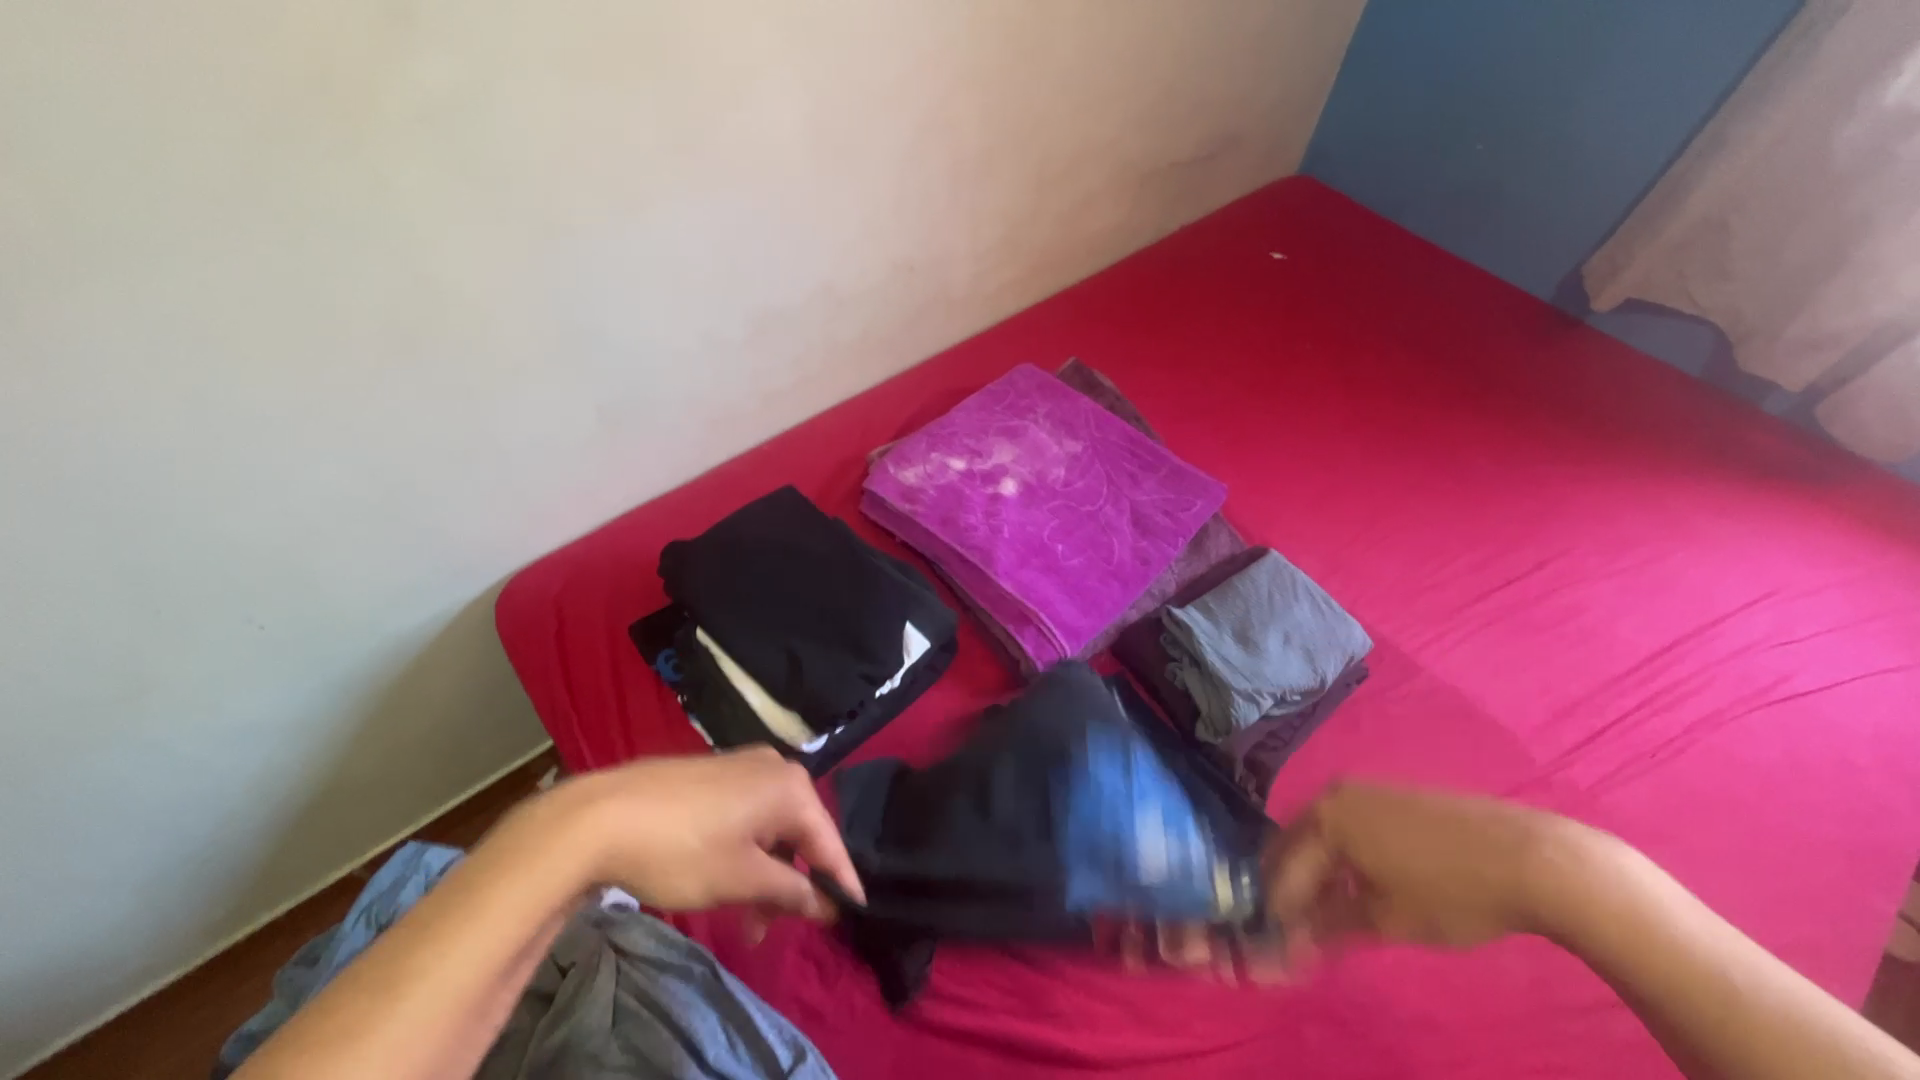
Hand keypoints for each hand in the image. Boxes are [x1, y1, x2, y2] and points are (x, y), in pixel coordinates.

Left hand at [548, 746, 865, 920]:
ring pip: (769, 828)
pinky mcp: (710, 773)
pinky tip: (722, 881)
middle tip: (774, 928)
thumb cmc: (682, 850)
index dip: (840, 882)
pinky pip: (745, 815)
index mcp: (791, 787)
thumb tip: (827, 903)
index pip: (829, 842)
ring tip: (744, 918)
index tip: (851, 916)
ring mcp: (739, 766)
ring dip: (764, 874)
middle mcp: (773, 768)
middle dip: (791, 884)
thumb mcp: (742, 879)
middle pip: (798, 833)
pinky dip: (743, 852)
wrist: (597, 818)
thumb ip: (792, 891)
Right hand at [1266, 782, 1598, 951]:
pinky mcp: (1396, 797)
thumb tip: (1290, 944)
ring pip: (1323, 837)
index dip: (1279, 916)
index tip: (1280, 951)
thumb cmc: (1450, 891)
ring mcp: (1367, 791)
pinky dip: (1344, 859)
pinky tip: (1361, 888)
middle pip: (1296, 847)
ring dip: (1318, 875)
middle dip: (1292, 890)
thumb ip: (1328, 926)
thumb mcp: (1384, 919)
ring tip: (1330, 916)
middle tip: (1300, 934)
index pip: (1282, 872)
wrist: (1532, 859)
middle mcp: (1335, 795)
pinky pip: (1350, 828)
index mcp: (1324, 819)